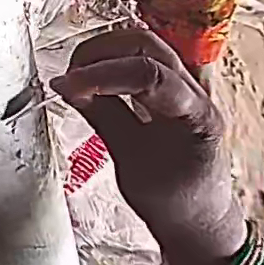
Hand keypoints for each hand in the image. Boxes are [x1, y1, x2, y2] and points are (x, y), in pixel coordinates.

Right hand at [51, 29, 242, 260]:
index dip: (101, 74)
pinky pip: (138, 58)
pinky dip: (108, 60)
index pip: (149, 74)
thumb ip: (101, 116)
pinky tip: (89, 79)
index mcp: (197, 115)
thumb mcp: (130, 161)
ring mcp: (186, 87)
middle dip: (99, 53)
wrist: (199, 219)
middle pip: (146, 45)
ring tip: (76, 78)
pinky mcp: (170, 89)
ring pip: (141, 44)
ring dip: (102, 53)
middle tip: (69, 77)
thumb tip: (64, 85)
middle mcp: (196, 92)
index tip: (65, 84)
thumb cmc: (170, 199)